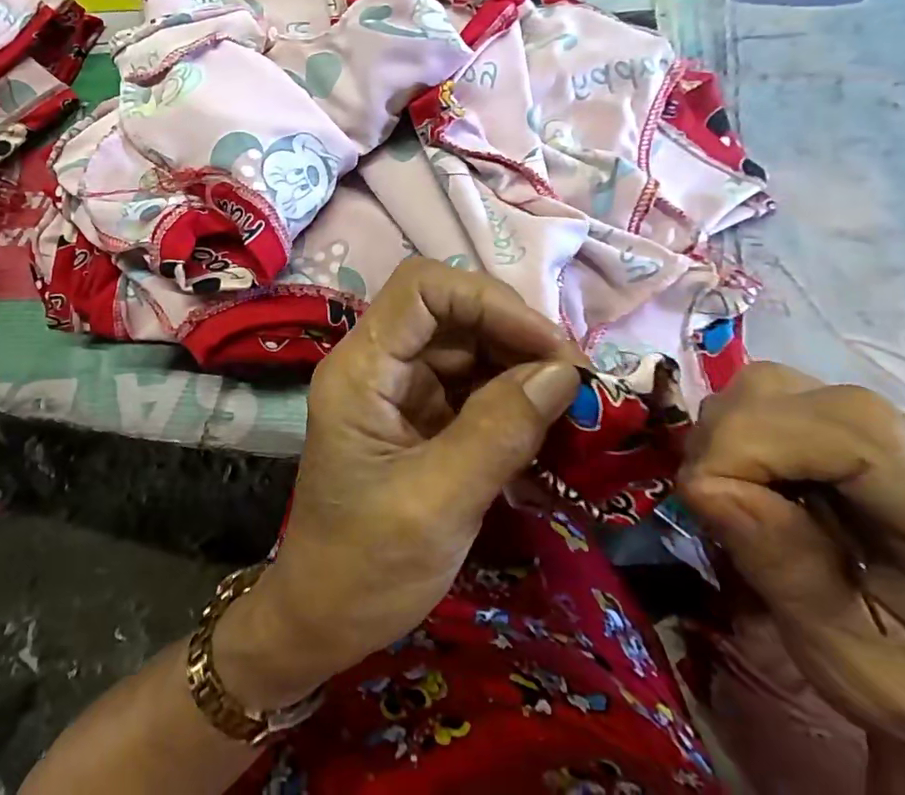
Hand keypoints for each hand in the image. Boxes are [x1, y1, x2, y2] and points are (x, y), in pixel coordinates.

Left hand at [215, 258, 584, 710]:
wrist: (324, 616)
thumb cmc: (367, 565)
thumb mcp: (438, 501)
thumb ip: (499, 430)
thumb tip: (563, 372)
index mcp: (359, 371)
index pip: (422, 289)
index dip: (489, 302)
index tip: (552, 350)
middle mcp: (375, 367)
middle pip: (449, 313)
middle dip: (515, 336)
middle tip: (579, 384)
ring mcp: (395, 392)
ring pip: (465, 348)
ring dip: (520, 367)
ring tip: (573, 406)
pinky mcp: (416, 420)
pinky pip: (469, 387)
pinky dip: (510, 397)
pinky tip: (547, 423)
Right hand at [679, 362, 904, 792]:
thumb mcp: (854, 669)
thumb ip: (787, 574)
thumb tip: (706, 486)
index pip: (863, 435)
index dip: (756, 440)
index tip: (702, 492)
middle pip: (829, 401)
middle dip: (738, 435)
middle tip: (711, 498)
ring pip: (811, 391)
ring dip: (744, 429)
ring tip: (739, 492)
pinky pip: (814, 409)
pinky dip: (763, 435)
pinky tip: (774, 488)